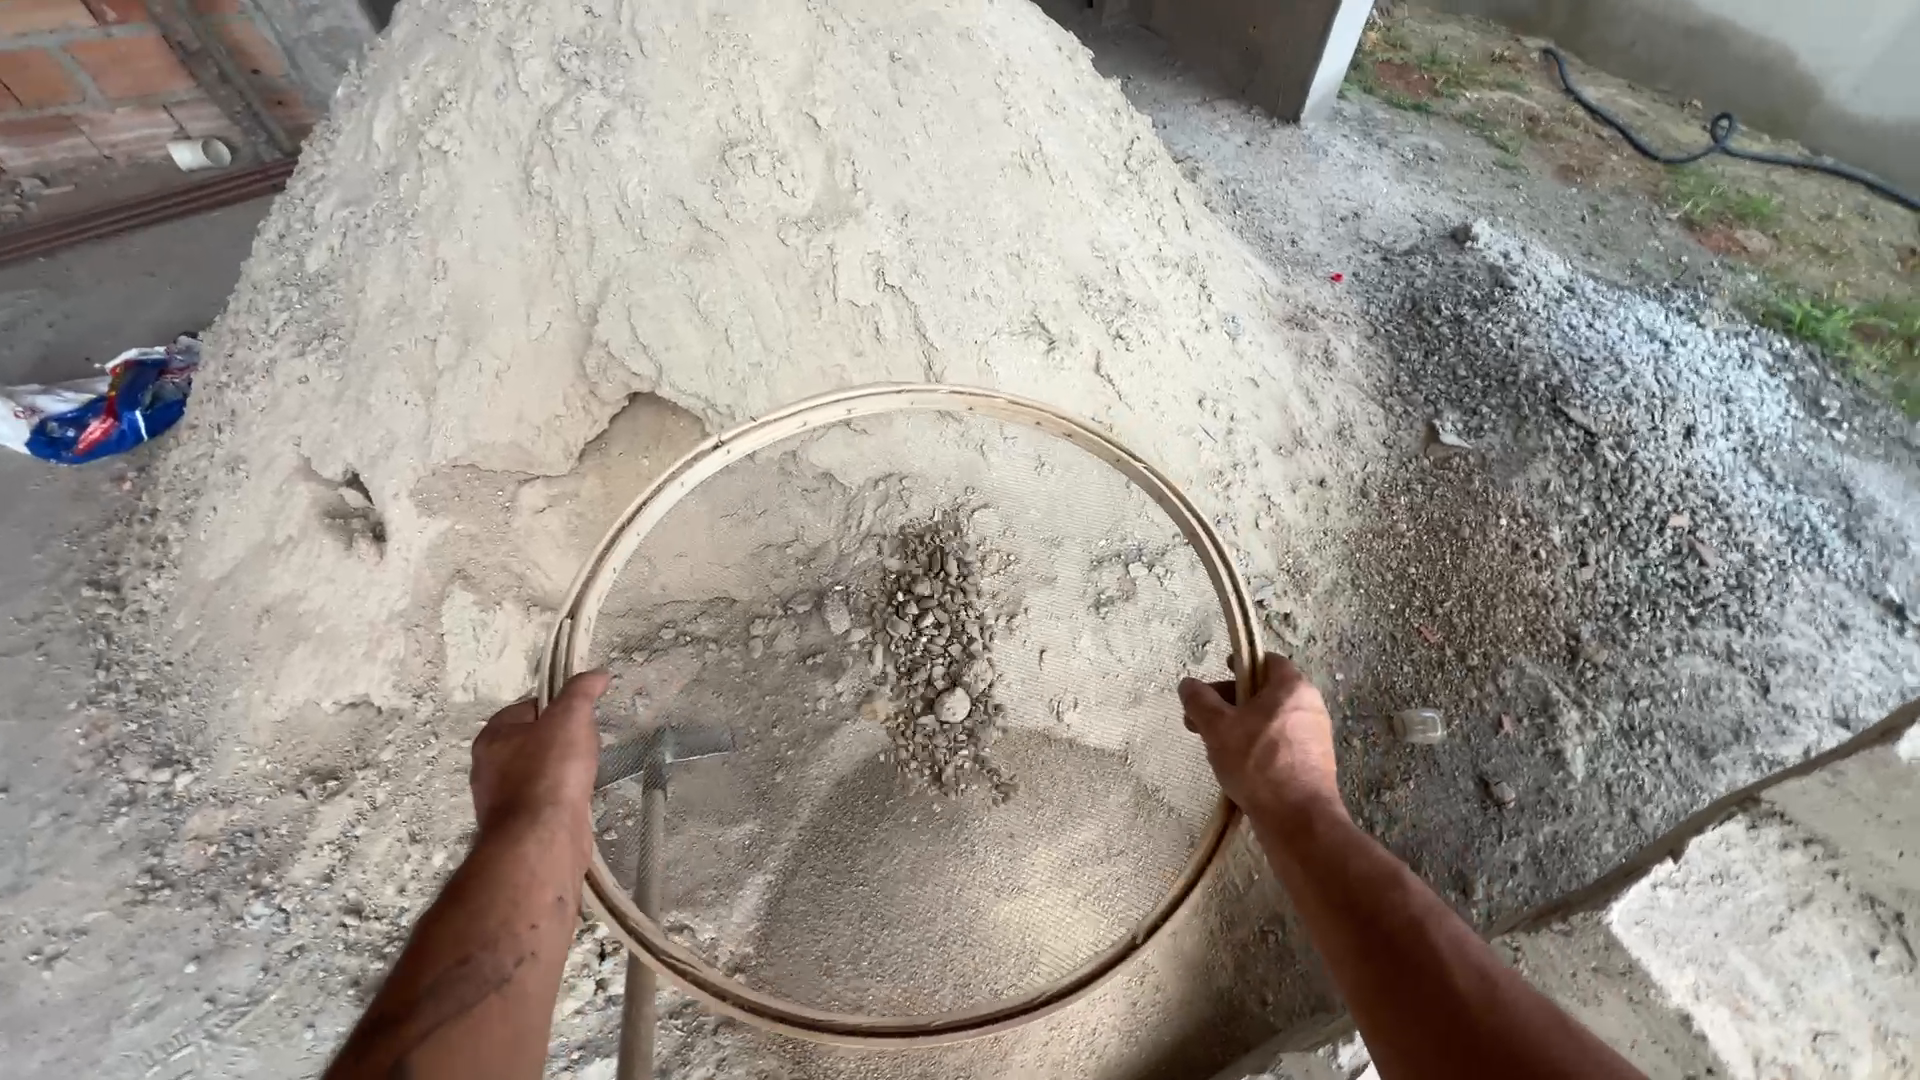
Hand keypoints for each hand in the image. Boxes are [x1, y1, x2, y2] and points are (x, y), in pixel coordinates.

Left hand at [470, 671, 609, 856]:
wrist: (541, 838)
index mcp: (493, 736)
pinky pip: (544, 797)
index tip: (584, 714)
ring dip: (564, 768)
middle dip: (563, 739)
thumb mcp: (571, 717)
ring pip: (539, 770)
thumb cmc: (551, 771)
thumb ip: (582, 691)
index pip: (529, 706)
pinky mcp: (518, 824)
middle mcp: (489, 766)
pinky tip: (579, 796)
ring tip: (585, 771)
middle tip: (587, 742)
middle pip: (534, 738)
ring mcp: (501, 798)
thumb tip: (597, 674)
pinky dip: (562, 794)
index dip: (560, 705)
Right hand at [1178, 653, 1345, 826]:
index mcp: (1291, 687)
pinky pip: (1280, 742)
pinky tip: (1236, 765)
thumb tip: (1188, 684)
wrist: (1298, 819)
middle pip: (1264, 691)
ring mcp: (1315, 736)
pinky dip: (1257, 745)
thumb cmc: (1257, 762)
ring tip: (1214, 744)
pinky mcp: (1314, 762)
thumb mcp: (1217, 726)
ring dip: (1240, 725)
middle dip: (1229, 701)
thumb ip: (1199, 700)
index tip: (1219, 673)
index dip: (1241, 664)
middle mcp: (1310, 706)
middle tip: (1202, 718)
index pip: (1267, 660)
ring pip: (1270, 719)